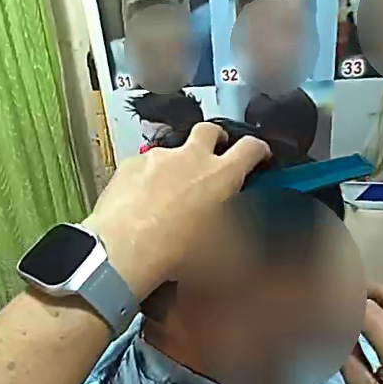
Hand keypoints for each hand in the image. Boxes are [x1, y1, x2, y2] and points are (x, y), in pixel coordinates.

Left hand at [83, 121, 270, 296]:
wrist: (122, 249)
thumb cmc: (177, 251)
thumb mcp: (221, 253)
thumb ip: (237, 238)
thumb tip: (243, 238)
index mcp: (221, 175)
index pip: (251, 147)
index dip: (259, 149)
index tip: (260, 156)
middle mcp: (191, 157)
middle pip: (210, 129)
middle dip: (217, 138)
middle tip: (216, 155)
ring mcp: (158, 157)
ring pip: (175, 148)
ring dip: (179, 162)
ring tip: (172, 190)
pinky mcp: (130, 164)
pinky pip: (146, 164)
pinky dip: (150, 176)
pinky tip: (143, 199)